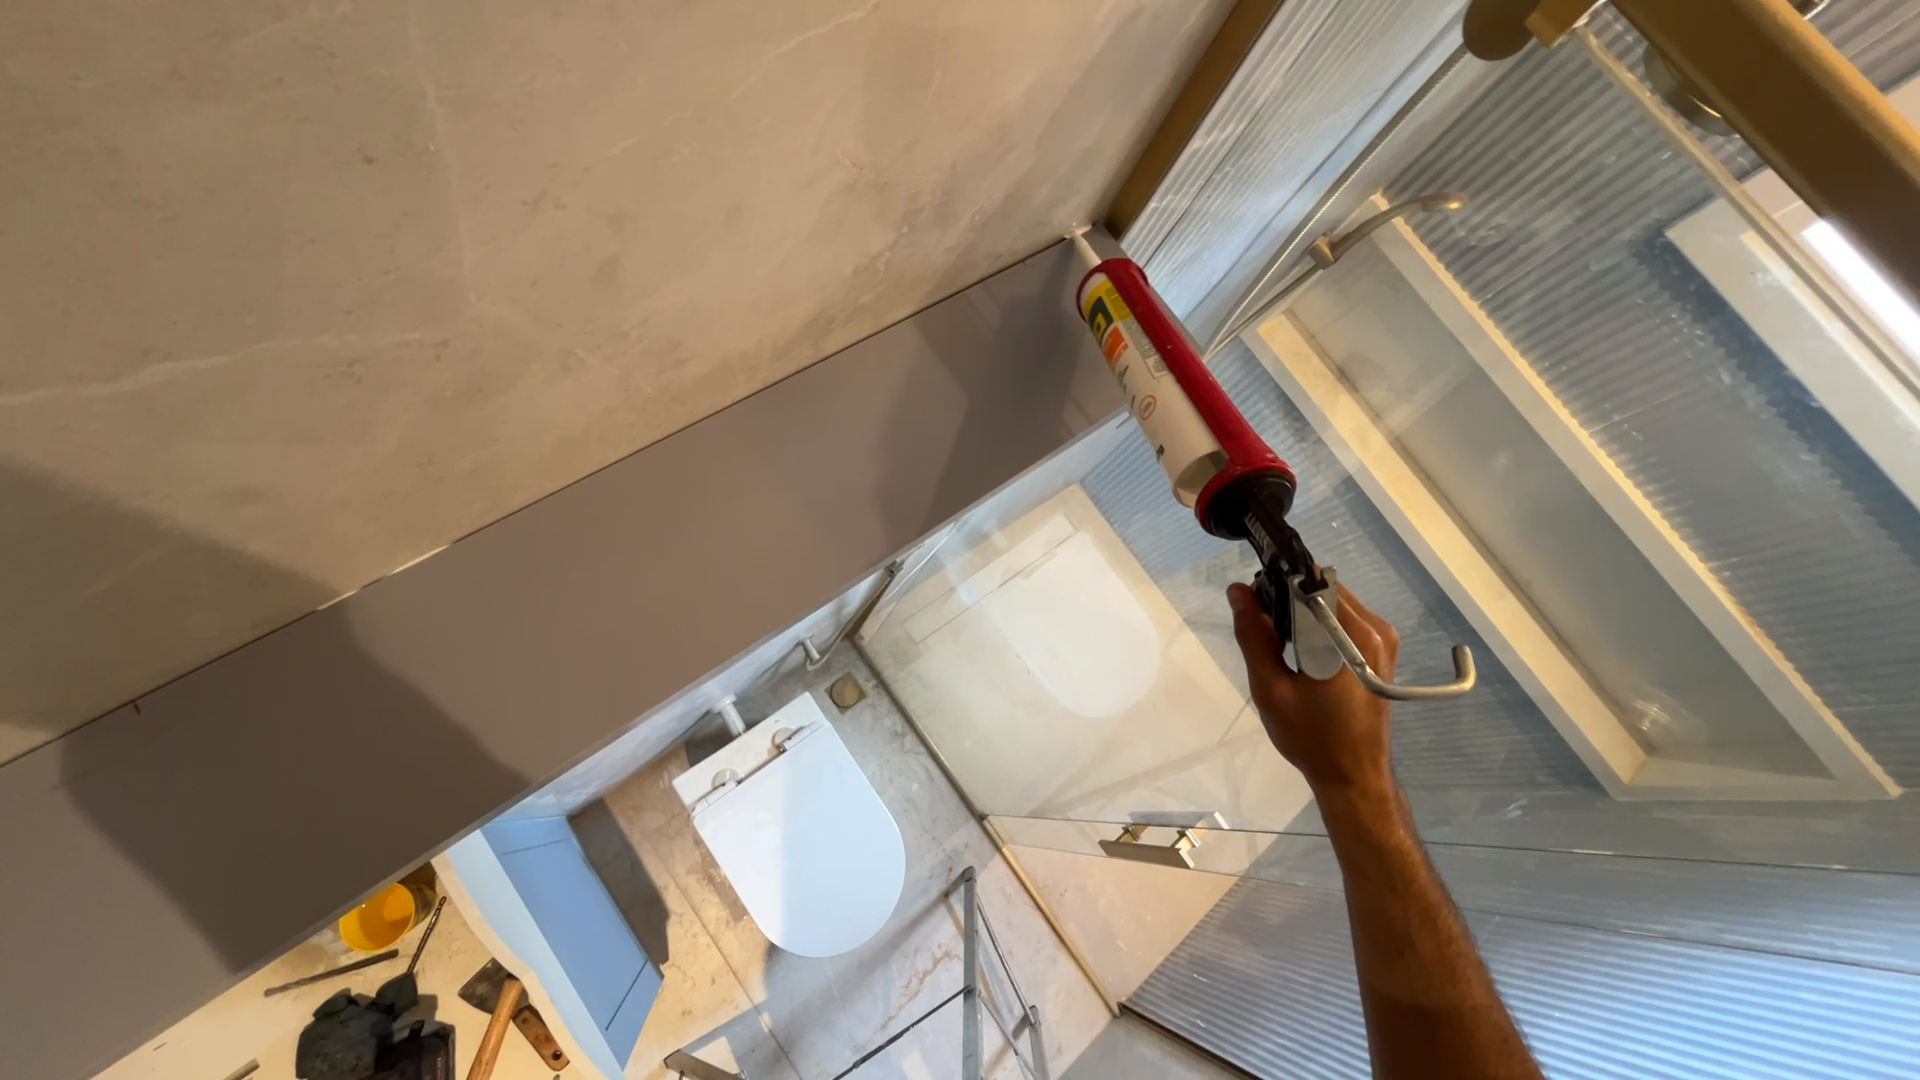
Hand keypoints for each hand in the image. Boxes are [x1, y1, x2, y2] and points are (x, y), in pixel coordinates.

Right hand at [1228, 580, 1398, 795]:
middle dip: (1288, 598)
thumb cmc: (1310, 735)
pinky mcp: (1383, 651)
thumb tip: (1238, 590)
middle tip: (1262, 629)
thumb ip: (1254, 635)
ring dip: (1303, 611)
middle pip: (1323, 588)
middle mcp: (1374, 628)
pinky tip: (1302, 652)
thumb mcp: (1271, 687)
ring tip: (1279, 644)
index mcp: (1349, 635)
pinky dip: (1319, 624)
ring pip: (1333, 602)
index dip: (1276, 586)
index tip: (1252, 606)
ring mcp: (1383, 639)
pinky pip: (1345, 619)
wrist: (1353, 776)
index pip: (1308, 583)